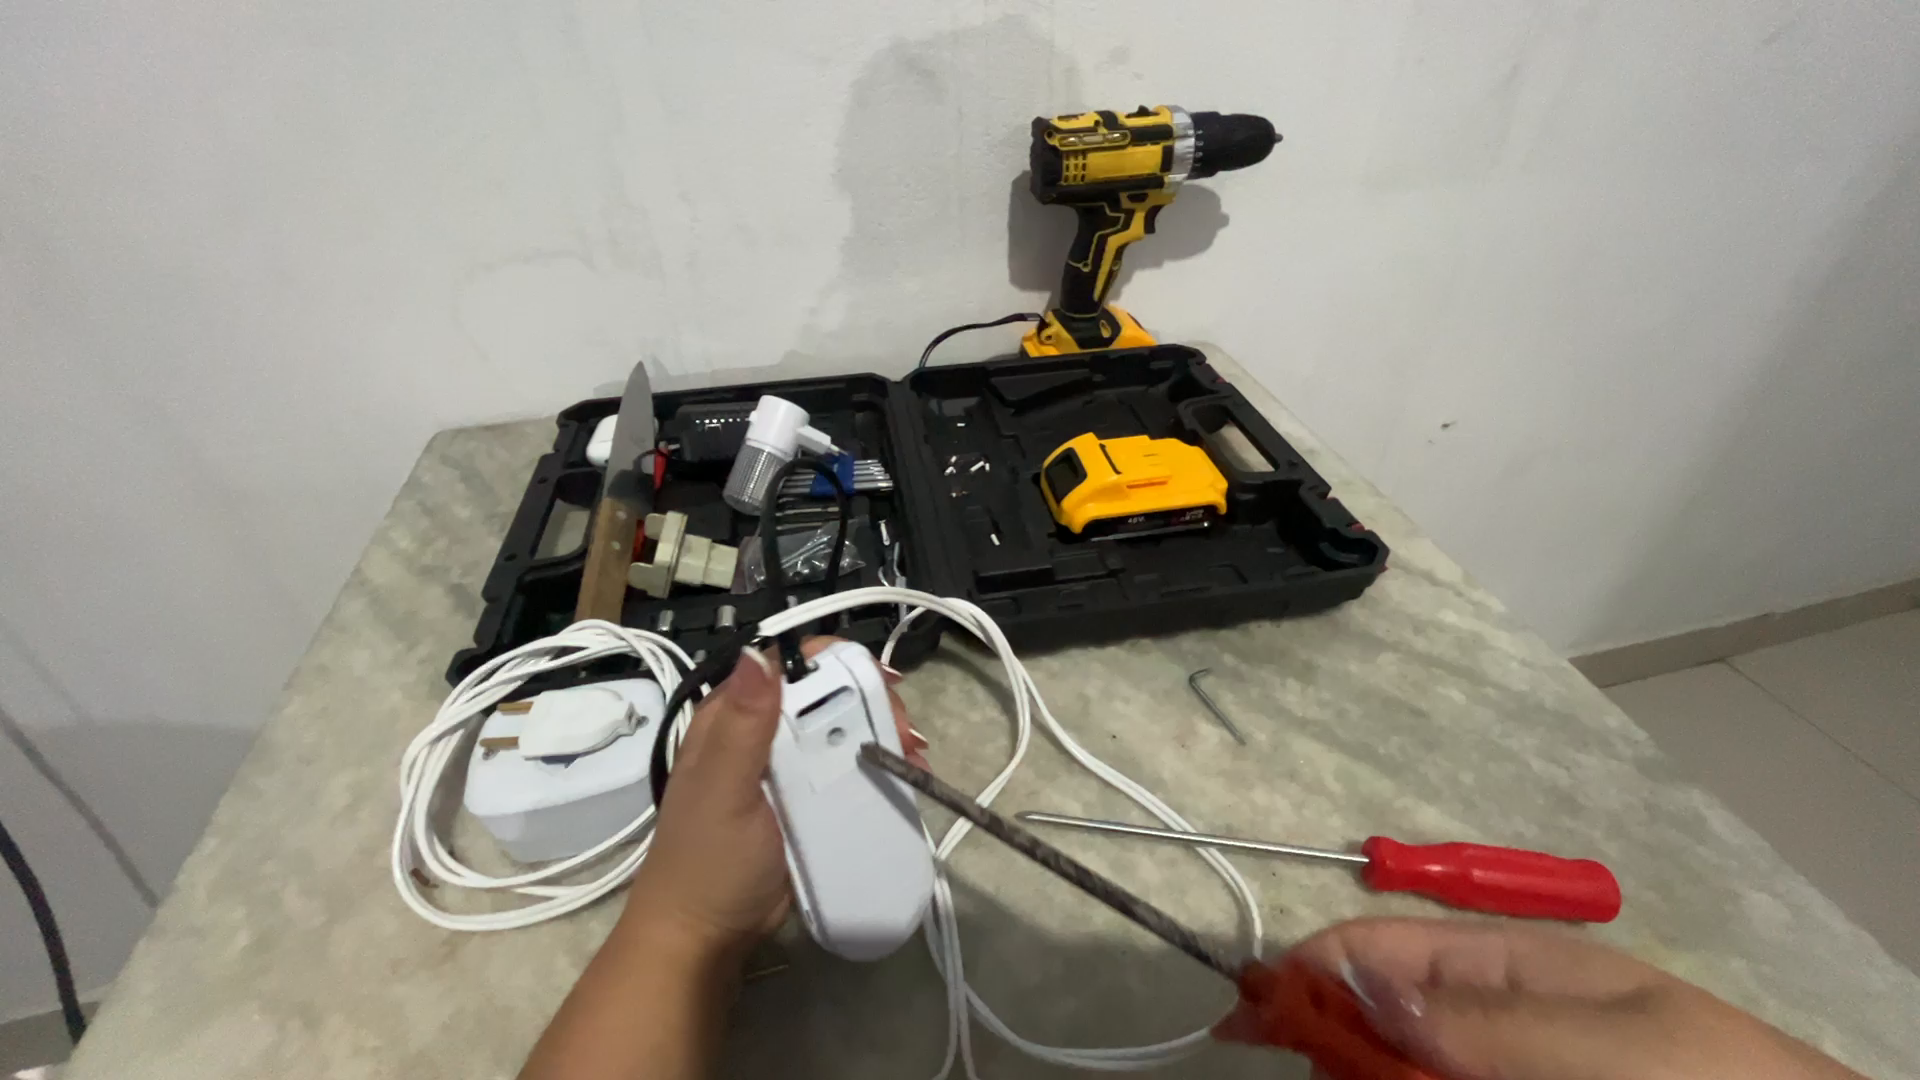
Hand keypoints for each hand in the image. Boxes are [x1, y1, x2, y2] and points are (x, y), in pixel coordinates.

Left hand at [619, 639, 925, 959]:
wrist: (708, 938)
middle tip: (901, 731)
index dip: (835, 663)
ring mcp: (787, 765)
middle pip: (826, 690)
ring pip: (842, 725)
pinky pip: (848, 764)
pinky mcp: (809, 796)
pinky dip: (878, 763)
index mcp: (733, 716)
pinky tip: (905, 773)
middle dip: (871, 699)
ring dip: (880, 730)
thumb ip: (742, 725)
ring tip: (911, 755)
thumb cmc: (709, 863)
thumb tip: (756, 653)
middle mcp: (762, 730)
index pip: (789, 663)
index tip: (877, 684)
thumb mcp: (724, 791)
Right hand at [1219, 917, 1862, 1079]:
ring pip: (1391, 1055)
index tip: (1247, 1009)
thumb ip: (1481, 1015)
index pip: (1371, 948)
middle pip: (1369, 1010)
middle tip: (1267, 1055)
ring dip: (1349, 1064)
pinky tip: (1361, 1076)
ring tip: (1314, 1069)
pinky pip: (1422, 1075)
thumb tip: (1356, 981)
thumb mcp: (1607, 1041)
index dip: (1305, 971)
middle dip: (1318, 1029)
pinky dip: (1383, 1076)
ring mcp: (1481, 1059)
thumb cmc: (1709, 1078)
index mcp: (1489, 959)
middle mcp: (1475, 1008)